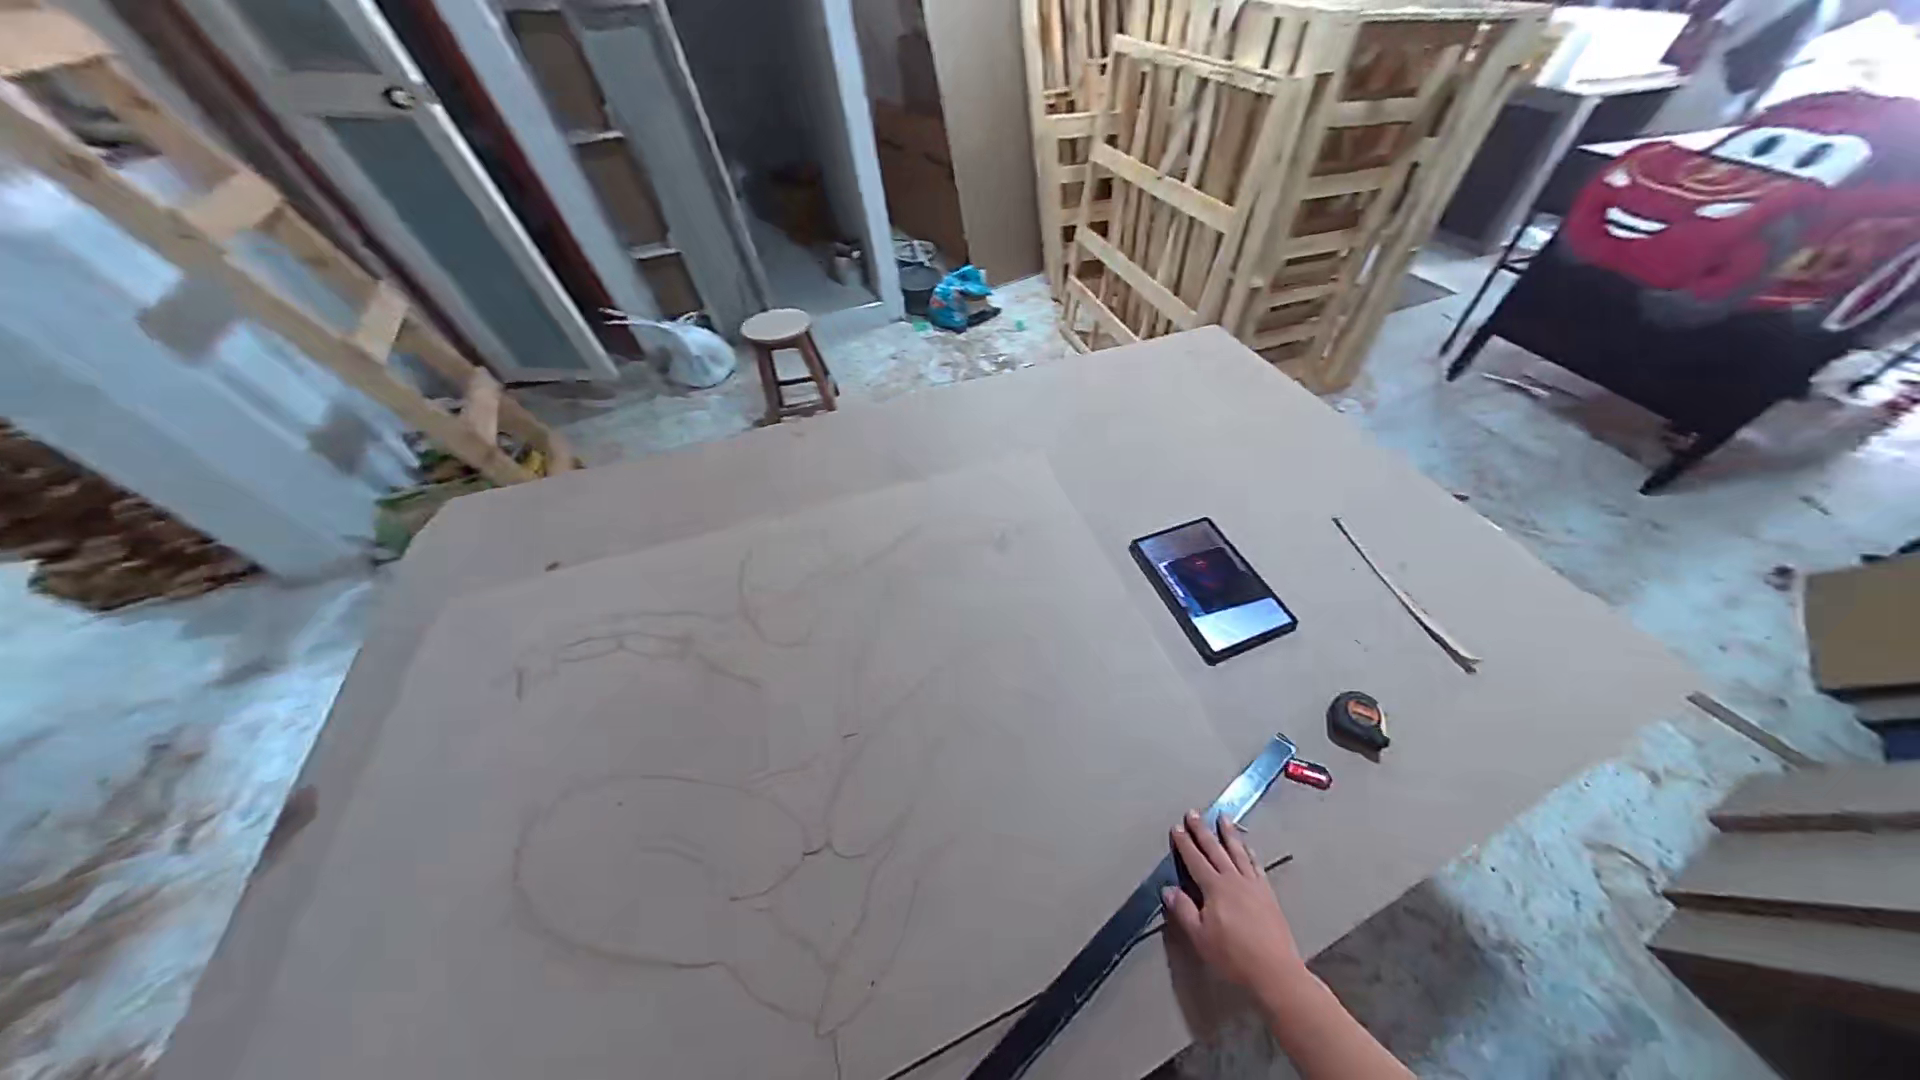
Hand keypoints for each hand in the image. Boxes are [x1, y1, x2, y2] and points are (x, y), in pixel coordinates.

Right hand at [1162, 810, 1303, 994]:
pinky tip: (1247, 847)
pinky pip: (1256, 866)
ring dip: (1228, 833)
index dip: (1184, 843)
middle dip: (1202, 830)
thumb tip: (1168, 889)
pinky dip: (1250, 853)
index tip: (1177, 827)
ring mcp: (1253, 885)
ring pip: (1238, 852)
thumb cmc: (1233, 956)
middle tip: (1194, 813)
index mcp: (1214, 888)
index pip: (1195, 859)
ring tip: (1223, 817)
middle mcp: (1233, 879)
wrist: (1276, 971)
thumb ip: (1183, 910)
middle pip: (1215, 849)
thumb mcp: (1200, 936)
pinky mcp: (1267, 894)